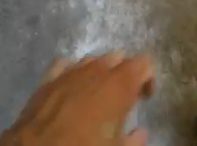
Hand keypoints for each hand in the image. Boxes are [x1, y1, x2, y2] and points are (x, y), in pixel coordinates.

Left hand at [0, 52, 155, 145]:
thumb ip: (134, 140)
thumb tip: (141, 132)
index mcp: (119, 84)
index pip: (144, 63)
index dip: (148, 78)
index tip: (145, 99)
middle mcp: (98, 69)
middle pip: (119, 58)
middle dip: (124, 74)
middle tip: (123, 101)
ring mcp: (71, 71)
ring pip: (93, 60)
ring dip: (99, 73)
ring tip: (97, 97)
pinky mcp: (48, 79)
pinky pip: (66, 65)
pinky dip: (73, 74)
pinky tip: (72, 89)